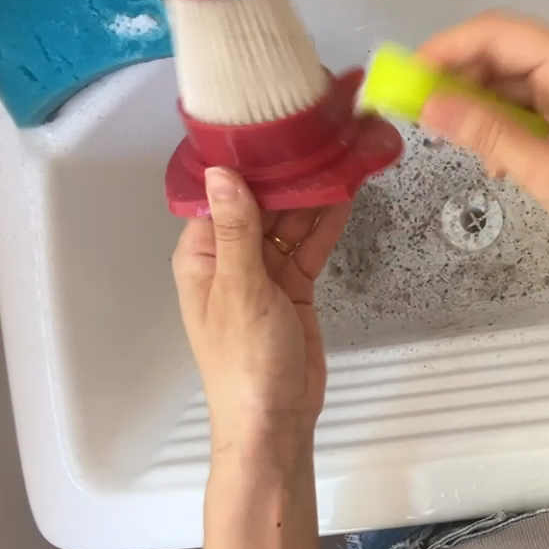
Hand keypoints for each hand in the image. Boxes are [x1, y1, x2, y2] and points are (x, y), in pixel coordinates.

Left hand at [172, 168, 349, 457]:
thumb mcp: (241, 290)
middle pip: (260, 206)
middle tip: (320, 139)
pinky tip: (344, 199)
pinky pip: (309, 248)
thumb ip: (237, 230)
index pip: (220, 197)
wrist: (276, 419)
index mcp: (204, 256)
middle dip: (287, 178)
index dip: (244, 164)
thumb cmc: (245, 362)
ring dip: (311, 199)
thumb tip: (222, 172)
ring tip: (338, 160)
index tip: (272, 129)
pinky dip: (325, 227)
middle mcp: (232, 259)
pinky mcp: (295, 288)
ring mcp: (265, 274)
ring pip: (289, 225)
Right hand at [417, 11, 548, 260]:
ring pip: (509, 78)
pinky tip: (489, 154)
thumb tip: (429, 106)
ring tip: (444, 132)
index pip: (498, 33)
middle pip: (501, 50)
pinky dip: (499, 120)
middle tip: (415, 106)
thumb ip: (487, 134)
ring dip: (475, 101)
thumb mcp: (547, 172)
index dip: (446, 48)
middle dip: (455, 75)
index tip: (406, 74)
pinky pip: (524, 102)